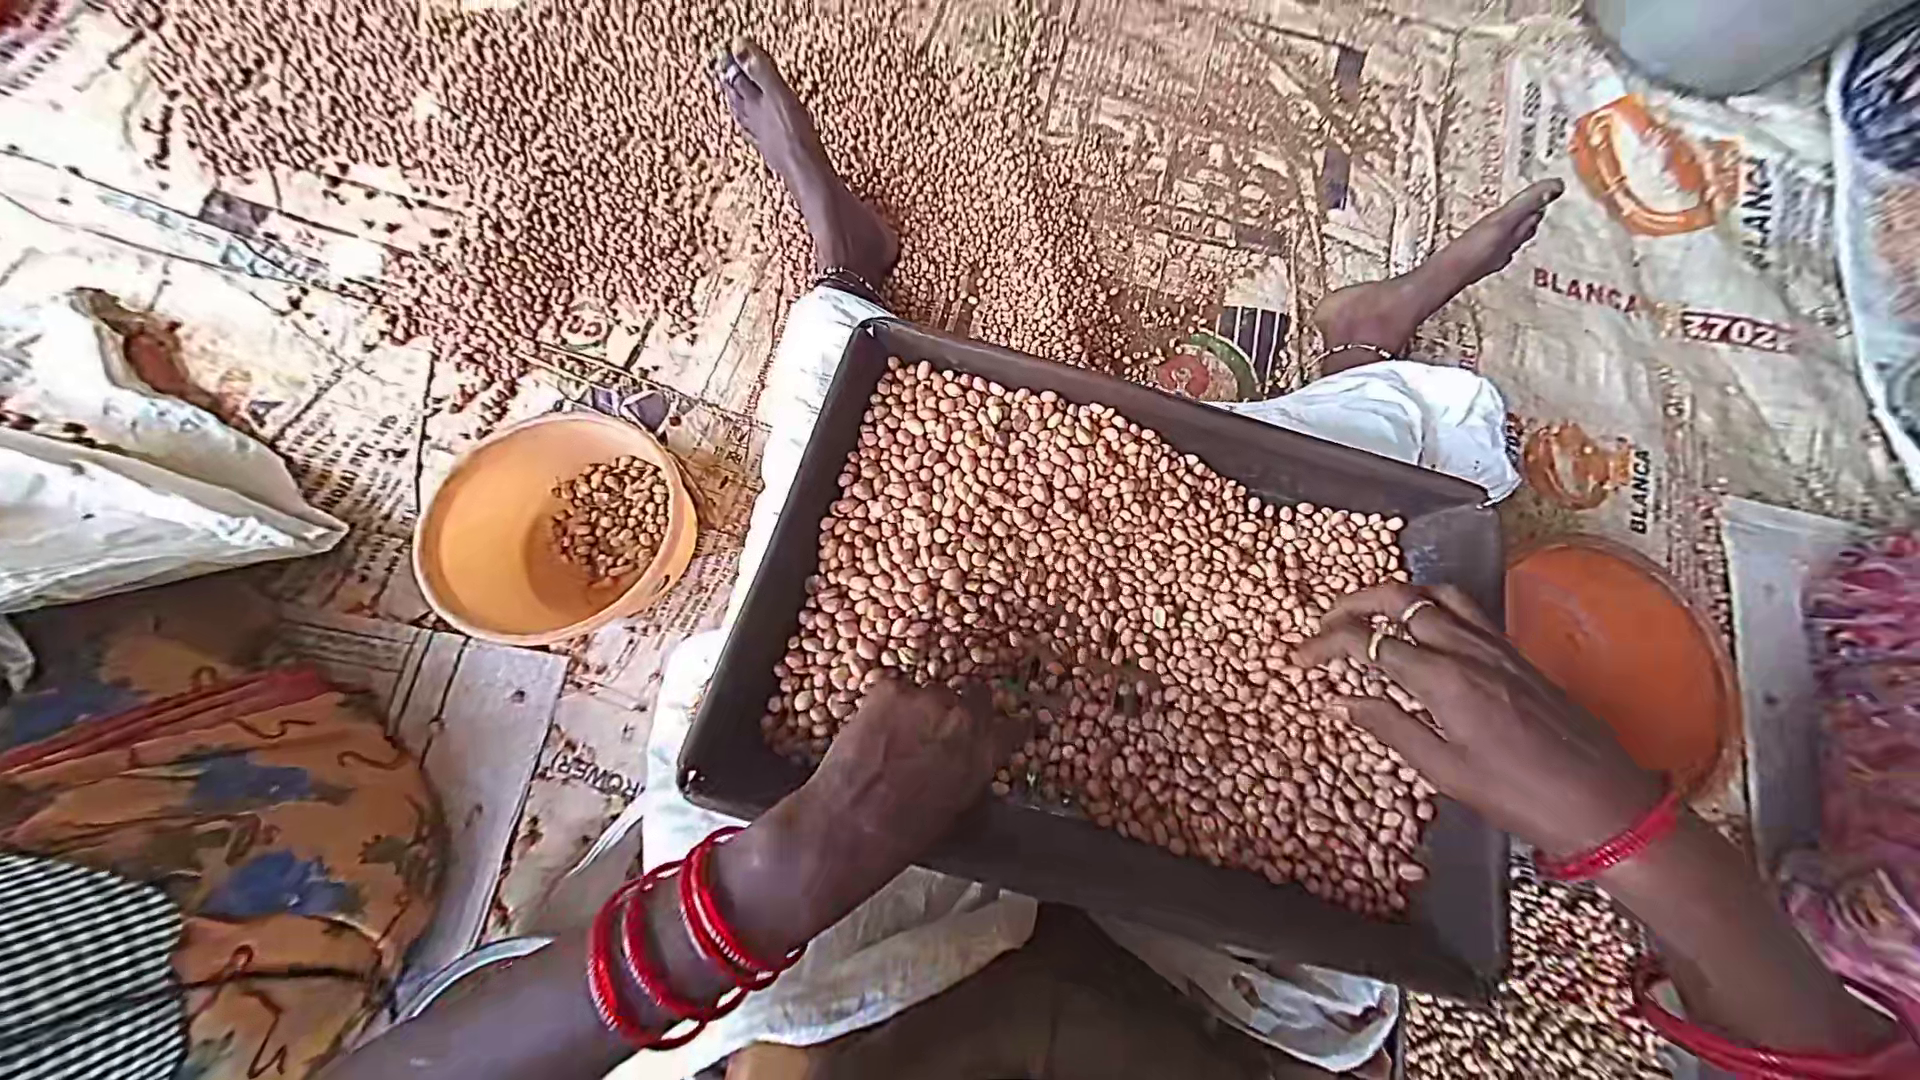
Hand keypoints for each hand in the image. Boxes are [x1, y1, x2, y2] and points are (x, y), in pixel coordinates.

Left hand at [805, 676, 1028, 864]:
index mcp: (984, 752)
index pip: (1012, 726)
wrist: (846, 826)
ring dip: (922, 709)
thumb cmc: (901, 834)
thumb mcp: (955, 808)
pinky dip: (889, 705)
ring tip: (898, 736)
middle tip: (939, 728)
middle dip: (962, 710)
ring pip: (932, 692)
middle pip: (974, 696)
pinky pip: (897, 690)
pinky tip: (876, 730)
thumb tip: (972, 757)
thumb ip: (972, 771)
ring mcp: (925, 698)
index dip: (1005, 727)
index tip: (1001, 727)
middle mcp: (962, 718)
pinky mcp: (890, 688)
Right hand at [1298, 583, 1663, 857]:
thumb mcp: (1442, 769)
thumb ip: (1387, 725)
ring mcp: (1496, 647)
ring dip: (1392, 596)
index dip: (1325, 643)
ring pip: (1434, 593)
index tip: (1302, 658)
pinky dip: (1431, 604)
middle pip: (1397, 599)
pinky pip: (1466, 608)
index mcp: (1442, 680)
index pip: (1366, 641)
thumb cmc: (1520, 796)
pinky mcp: (1516, 654)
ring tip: (1368, 614)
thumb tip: (1338, 702)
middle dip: (1350, 604)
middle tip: (1326, 623)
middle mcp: (1467, 651)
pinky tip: (1421, 627)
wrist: (1612, 810)